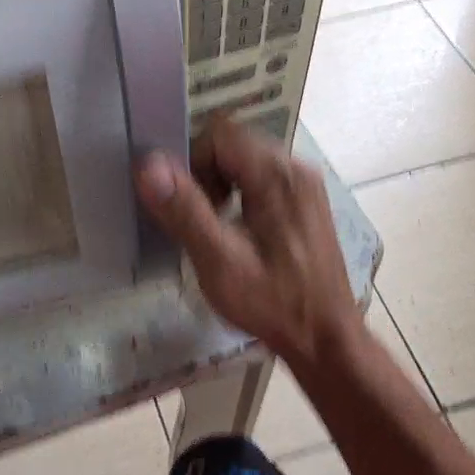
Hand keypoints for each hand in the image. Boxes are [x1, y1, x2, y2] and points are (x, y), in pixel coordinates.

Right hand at [135, 117, 364, 367]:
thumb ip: (184, 211)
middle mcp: (296, 168)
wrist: (327, 339)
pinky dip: (241, 197)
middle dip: (205, 176)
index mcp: (277, 175)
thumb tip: (147, 165)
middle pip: (232, 144)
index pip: (218, 135)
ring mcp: (306, 185)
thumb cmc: (273, 303)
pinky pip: (263, 180)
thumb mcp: (220, 262)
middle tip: (200, 223)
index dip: (191, 164)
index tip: (187, 208)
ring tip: (217, 233)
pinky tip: (241, 237)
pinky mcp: (307, 203)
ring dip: (221, 188)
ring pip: (246, 162)